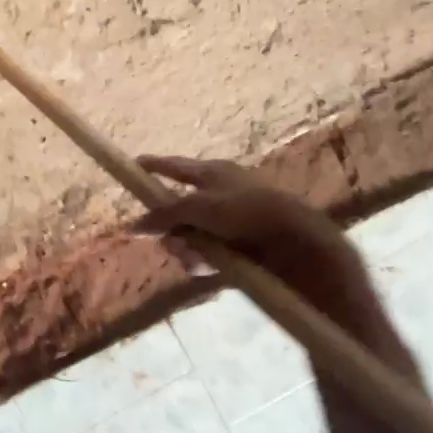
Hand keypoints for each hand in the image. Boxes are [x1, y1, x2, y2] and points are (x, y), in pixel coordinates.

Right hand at [133, 156, 407, 365]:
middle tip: (163, 237)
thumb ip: (163, 214)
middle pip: (178, 206)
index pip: (175, 166)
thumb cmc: (247, 213)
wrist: (299, 243)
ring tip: (189, 257)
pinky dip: (200, 260)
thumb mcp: (197, 207)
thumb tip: (132, 225)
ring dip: (183, 246)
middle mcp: (221, 194)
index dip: (154, 166)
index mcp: (214, 173)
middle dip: (166, 224)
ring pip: (189, 233)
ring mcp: (231, 221)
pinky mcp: (240, 246)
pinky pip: (206, 252)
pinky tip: (202, 267)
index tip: (134, 165)